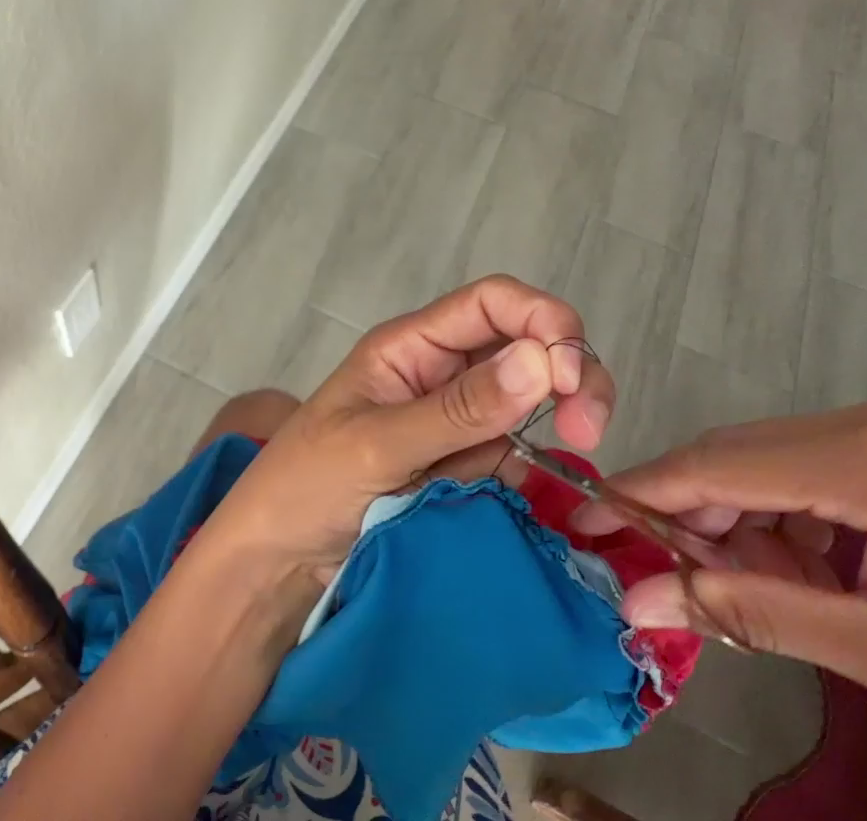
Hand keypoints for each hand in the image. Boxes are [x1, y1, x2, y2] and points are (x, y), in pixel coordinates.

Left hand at [192, 275, 616, 590]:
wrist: (279, 561)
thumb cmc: (304, 488)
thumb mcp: (374, 446)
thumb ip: (457, 410)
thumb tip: (542, 360)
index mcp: (408, 348)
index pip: (491, 305)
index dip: (543, 323)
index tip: (570, 378)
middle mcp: (437, 375)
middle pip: (525, 348)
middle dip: (567, 376)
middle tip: (586, 431)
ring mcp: (453, 423)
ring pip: (530, 404)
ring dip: (556, 425)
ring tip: (565, 461)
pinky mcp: (462, 468)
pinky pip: (516, 455)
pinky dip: (534, 470)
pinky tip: (535, 494)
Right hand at [573, 389, 866, 776]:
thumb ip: (752, 615)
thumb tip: (635, 603)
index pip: (719, 463)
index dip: (641, 493)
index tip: (582, 522)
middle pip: (745, 454)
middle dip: (700, 517)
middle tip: (671, 579)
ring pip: (782, 460)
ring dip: (755, 523)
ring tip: (772, 593)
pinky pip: (831, 465)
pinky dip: (804, 517)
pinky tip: (826, 571)